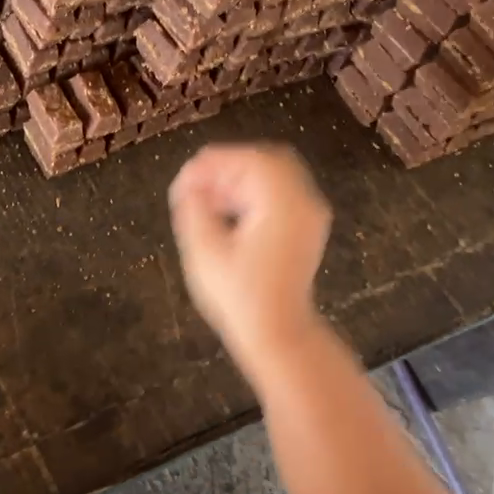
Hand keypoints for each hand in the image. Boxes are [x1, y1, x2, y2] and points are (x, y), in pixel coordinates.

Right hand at [168, 143, 331, 369]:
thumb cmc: (238, 295)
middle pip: (267, 161)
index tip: (184, 178)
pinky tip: (225, 213)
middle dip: (227, 166)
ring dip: (238, 180)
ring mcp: (309, 217)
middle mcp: (303, 203)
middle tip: (195, 182)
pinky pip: (279, 196)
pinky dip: (251, 194)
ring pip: (274, 177)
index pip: (250, 160)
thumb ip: (194, 209)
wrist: (276, 333)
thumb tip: (189, 187)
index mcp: (282, 203)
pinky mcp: (304, 231)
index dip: (213, 162)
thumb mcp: (204, 250)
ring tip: (205, 198)